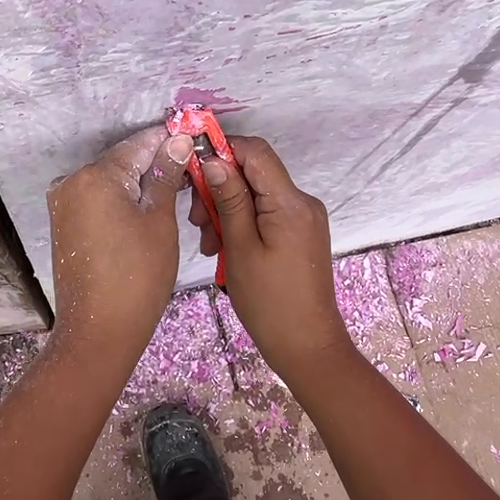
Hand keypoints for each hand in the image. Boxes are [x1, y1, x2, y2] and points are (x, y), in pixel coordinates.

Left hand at [48, 126, 195, 360]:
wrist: (98, 332)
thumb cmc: (137, 277)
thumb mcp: (159, 222)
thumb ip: (166, 176)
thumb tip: (177, 140)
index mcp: (96, 175)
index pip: (139, 144)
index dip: (169, 140)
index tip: (196, 140)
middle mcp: (73, 180)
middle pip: (123, 160)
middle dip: (155, 162)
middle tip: (192, 170)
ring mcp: (64, 201)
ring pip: (111, 179)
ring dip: (140, 182)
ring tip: (176, 190)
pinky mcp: (65, 221)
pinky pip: (99, 198)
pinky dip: (122, 198)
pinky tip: (148, 207)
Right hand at [191, 136, 353, 378]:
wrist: (308, 349)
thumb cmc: (269, 302)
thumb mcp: (240, 248)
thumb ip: (229, 199)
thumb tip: (212, 159)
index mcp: (290, 203)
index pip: (255, 151)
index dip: (221, 149)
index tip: (191, 168)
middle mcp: (302, 202)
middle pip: (253, 173)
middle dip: (219, 187)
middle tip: (197, 220)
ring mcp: (303, 218)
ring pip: (255, 194)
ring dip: (226, 209)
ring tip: (209, 243)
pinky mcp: (299, 233)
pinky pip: (264, 213)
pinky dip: (241, 223)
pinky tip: (224, 249)